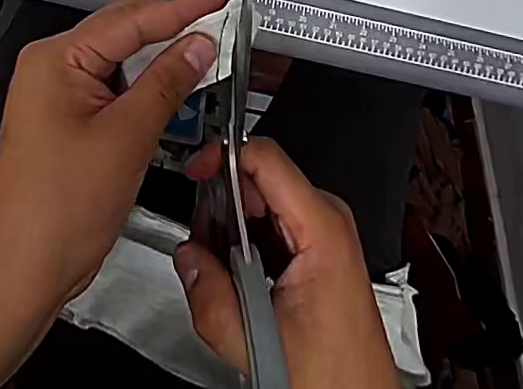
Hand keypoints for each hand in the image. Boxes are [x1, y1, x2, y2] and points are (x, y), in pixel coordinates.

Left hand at [0, 0, 223, 388]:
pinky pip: (115, 83)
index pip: (131, 18)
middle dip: (173, 27)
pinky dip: (147, 83)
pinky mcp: (68, 114)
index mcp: (55, 60)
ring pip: (122, 57)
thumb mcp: (126, 139)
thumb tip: (197, 46)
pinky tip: (173, 86)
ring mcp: (57, 91)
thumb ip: (167, 83)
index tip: (215, 2)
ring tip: (203, 54)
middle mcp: (51, 67)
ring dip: (162, 56)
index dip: (181, 9)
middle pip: (124, 29)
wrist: (20, 275)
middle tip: (218, 24)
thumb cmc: (52, 215)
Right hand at [175, 137, 395, 388]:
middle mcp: (326, 217)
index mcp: (321, 227)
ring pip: (264, 197)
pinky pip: (273, 218)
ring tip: (220, 265)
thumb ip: (211, 298)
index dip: (224, 156)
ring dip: (232, 223)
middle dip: (223, 200)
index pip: (266, 157)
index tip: (197, 170)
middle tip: (203, 239)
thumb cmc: (335, 378)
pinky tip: (239, 274)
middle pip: (261, 175)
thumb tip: (187, 256)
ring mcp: (324, 229)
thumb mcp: (259, 345)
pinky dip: (246, 236)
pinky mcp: (317, 243)